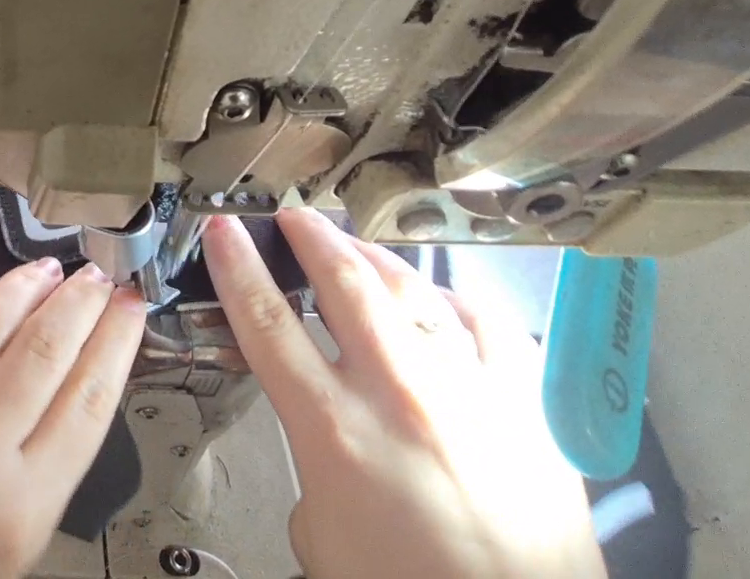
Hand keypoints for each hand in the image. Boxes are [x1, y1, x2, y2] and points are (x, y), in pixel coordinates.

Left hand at [0, 232, 147, 578]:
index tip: (132, 311)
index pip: (88, 400)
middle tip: (101, 277)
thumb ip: (45, 472)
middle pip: (46, 348)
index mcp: (18, 506)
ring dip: (28, 283)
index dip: (118, 342)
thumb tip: (72, 390)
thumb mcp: (8, 553)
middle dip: (83, 301)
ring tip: (53, 267)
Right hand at [202, 208, 604, 578]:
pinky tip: (436, 296)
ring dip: (372, 256)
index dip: (238, 267)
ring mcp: (468, 390)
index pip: (267, 323)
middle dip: (309, 237)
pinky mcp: (526, 404)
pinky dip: (451, 299)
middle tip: (292, 215)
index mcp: (333, 429)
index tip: (222, 230)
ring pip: (411, 289)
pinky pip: (486, 323)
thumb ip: (312, 466)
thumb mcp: (319, 533)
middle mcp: (397, 394)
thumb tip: (326, 437)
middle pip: (343, 282)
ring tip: (352, 242)